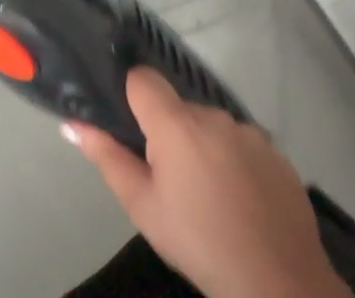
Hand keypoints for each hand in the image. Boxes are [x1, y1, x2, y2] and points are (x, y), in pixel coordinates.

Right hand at [64, 68, 351, 297]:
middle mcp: (216, 118)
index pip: (143, 78)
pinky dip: (233, 160)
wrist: (278, 283)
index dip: (130, 94)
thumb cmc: (198, 240)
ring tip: (204, 191)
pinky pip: (243, 144)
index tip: (129, 125)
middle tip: (165, 174)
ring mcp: (253, 136)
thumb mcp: (141, 204)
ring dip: (202, 144)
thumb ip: (107, 157)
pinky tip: (236, 198)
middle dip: (167, 130)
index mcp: (177, 124)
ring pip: (212, 126)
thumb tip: (74, 124)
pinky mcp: (280, 157)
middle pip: (178, 106)